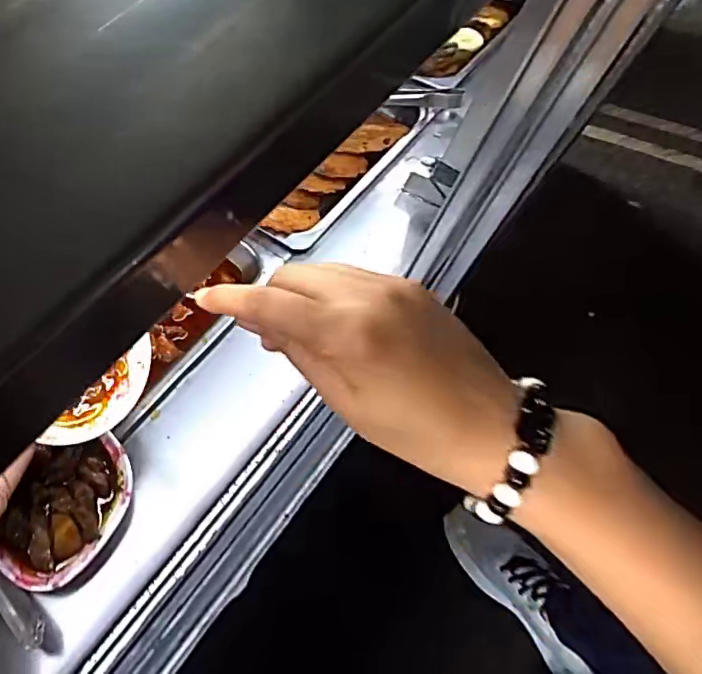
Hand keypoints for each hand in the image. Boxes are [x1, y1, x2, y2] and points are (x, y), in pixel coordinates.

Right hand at [195, 264, 518, 495]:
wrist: (497, 428)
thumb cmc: (415, 432)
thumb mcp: (343, 400)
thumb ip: (295, 350)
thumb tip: (257, 321)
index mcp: (348, 333)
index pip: (270, 302)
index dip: (231, 297)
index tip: (204, 296)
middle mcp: (367, 296)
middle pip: (290, 276)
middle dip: (267, 296)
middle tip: (265, 333)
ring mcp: (390, 285)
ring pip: (316, 270)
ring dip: (297, 293)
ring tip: (301, 329)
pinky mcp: (408, 283)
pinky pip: (347, 274)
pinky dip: (326, 291)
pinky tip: (333, 320)